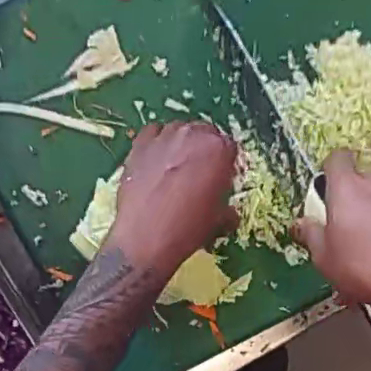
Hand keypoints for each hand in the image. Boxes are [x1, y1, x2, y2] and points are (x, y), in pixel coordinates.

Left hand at [108, 121, 239, 271]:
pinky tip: (155, 163)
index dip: (224, 166)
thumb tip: (230, 214)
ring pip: (179, 131)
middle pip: (204, 134)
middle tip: (197, 176)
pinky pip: (153, 135)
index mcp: (219, 150)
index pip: (229, 148)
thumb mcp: (216, 224)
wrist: (144, 239)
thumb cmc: (187, 231)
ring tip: (174, 171)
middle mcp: (193, 134)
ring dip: (180, 146)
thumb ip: (227, 211)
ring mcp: (164, 135)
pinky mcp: (140, 143)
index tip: (218, 180)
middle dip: (203, 152)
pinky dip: (157, 144)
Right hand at [295, 150, 370, 315]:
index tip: (324, 192)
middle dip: (352, 201)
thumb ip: (311, 235)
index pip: (336, 159)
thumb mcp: (323, 256)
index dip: (329, 172)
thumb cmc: (361, 264)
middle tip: (342, 232)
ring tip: (366, 251)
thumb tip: (300, 224)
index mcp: (346, 187)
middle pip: (360, 182)